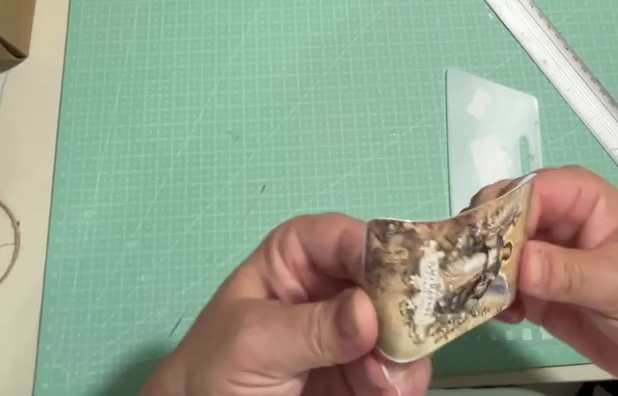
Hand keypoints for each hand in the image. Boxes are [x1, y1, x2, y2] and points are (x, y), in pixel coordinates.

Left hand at [143, 214, 427, 395]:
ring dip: (404, 353)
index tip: (401, 285)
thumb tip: (367, 311)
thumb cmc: (213, 370)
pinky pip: (398, 371)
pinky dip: (402, 381)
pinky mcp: (360, 376)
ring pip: (401, 329)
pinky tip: (388, 391)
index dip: (378, 254)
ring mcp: (350, 333)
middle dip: (400, 310)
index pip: (347, 238)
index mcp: (299, 254)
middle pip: (386, 281)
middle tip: (402, 342)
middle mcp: (332, 285)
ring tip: (387, 381)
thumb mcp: (253, 341)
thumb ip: (310, 326)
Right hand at [471, 167, 617, 394]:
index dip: (496, 215)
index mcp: (576, 196)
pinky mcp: (542, 293)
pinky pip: (504, 288)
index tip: (475, 248)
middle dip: (479, 244)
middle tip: (462, 275)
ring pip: (495, 254)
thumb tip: (516, 262)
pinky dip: (492, 299)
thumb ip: (568, 272)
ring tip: (471, 298)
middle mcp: (553, 219)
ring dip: (480, 274)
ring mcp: (546, 256)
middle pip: (500, 219)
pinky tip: (495, 314)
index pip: (522, 192)